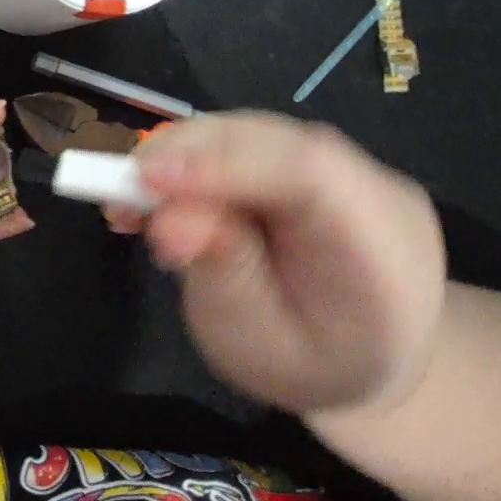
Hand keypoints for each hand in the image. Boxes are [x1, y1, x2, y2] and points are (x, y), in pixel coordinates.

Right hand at [107, 112, 445, 414]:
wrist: (367, 364)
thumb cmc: (307, 366)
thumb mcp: (256, 343)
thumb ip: (221, 275)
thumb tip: (167, 217)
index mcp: (382, 252)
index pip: (311, 173)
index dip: (223, 163)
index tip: (146, 178)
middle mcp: (375, 192)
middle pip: (273, 142)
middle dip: (184, 155)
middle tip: (118, 193)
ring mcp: (350, 171)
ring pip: (251, 134)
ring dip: (178, 156)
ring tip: (130, 203)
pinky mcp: (316, 164)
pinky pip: (247, 144)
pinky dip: (190, 160)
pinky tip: (156, 193)